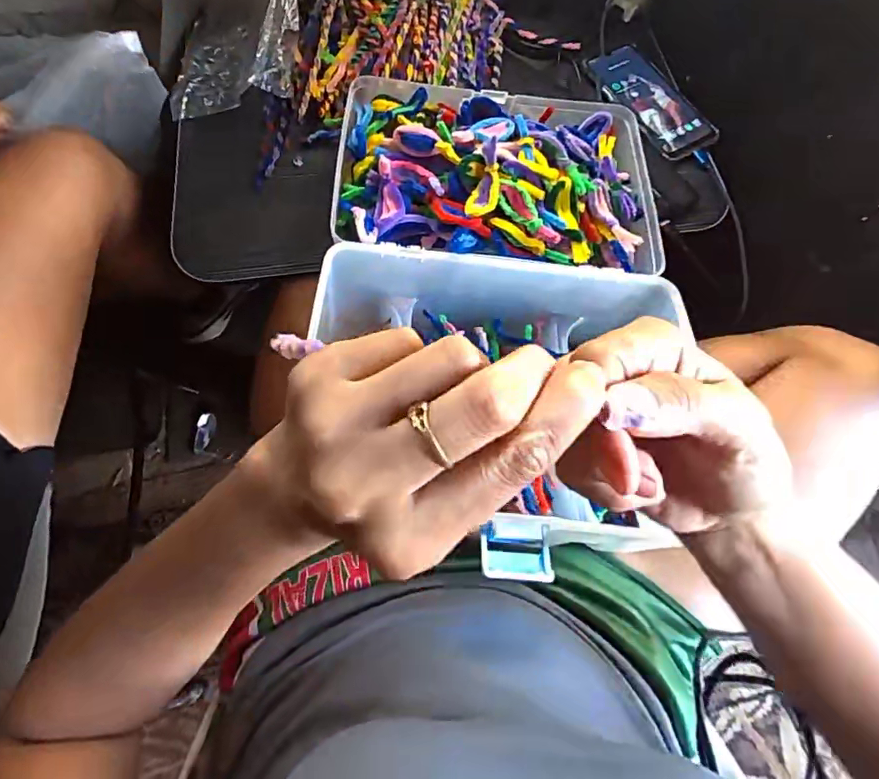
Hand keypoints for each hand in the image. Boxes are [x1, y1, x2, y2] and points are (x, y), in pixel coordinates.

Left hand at [241, 328, 609, 578]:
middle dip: (526, 373)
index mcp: (411, 540)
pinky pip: (407, 338)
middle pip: (484, 404)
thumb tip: (565, 394)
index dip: (561, 414)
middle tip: (536, 363)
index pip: (509, 466)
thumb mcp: (441, 514)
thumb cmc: (380, 503)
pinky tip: (395, 381)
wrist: (290, 486)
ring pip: (450, 355)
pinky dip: (418, 354)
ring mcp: (332, 423)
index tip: (588, 380)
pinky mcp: (315, 372)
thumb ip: (495, 470)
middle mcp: (365, 485)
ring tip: (444, 387)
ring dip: (467, 364)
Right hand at [559, 317, 794, 535]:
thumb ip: (678, 404)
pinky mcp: (580, 439)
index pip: (597, 357)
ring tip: (649, 486)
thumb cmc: (746, 456)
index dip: (597, 403)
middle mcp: (615, 365)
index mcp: (652, 343)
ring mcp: (593, 403)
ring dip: (601, 473)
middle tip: (641, 481)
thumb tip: (612, 403)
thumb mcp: (737, 426)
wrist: (737, 511)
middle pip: (566, 394)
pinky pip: (562, 460)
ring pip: (558, 430)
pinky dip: (597, 488)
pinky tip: (633, 493)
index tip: (624, 453)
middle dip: (600, 448)